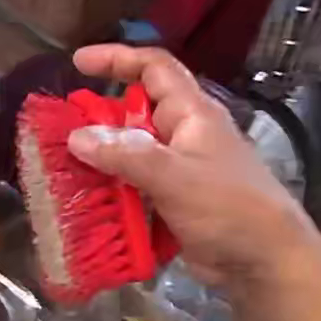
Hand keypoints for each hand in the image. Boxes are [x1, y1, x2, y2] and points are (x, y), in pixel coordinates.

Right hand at [67, 44, 320, 286]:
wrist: (261, 261)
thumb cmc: (228, 208)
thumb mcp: (175, 176)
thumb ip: (126, 154)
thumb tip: (76, 136)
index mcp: (191, 115)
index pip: (154, 68)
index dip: (117, 59)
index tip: (79, 64)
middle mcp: (181, 137)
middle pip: (133, 113)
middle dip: (97, 119)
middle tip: (59, 130)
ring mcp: (175, 171)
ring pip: (128, 154)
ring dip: (98, 161)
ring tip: (60, 168)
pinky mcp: (169, 202)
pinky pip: (130, 188)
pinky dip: (108, 192)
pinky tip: (83, 202)